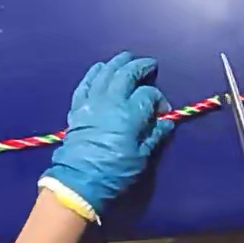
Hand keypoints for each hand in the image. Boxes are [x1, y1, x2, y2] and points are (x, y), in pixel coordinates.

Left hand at [39, 52, 174, 221]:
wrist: (79, 183)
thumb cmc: (115, 174)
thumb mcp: (142, 159)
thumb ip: (154, 136)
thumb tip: (166, 122)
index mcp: (130, 114)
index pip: (148, 95)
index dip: (159, 99)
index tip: (162, 110)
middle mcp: (111, 102)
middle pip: (126, 75)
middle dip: (140, 67)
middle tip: (149, 64)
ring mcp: (92, 103)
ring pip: (105, 74)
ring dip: (116, 64)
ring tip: (125, 59)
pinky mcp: (77, 109)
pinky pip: (85, 84)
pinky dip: (93, 74)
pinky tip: (99, 69)